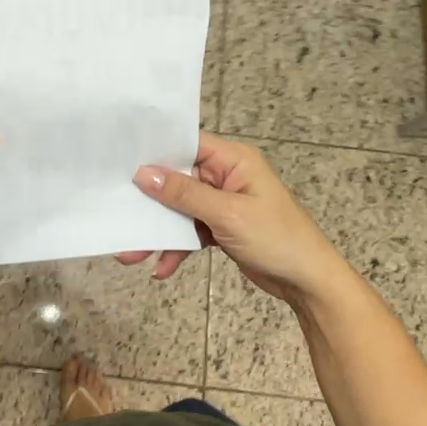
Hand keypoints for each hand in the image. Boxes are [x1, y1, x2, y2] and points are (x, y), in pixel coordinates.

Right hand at [119, 133, 351, 308]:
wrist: (308, 282)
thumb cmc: (276, 238)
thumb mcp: (227, 214)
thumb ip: (184, 194)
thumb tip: (143, 173)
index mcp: (232, 160)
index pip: (186, 144)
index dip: (154, 152)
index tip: (119, 162)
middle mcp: (225, 175)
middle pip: (177, 180)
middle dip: (149, 203)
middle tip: (118, 218)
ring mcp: (222, 203)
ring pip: (179, 210)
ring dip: (158, 231)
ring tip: (130, 256)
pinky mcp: (220, 227)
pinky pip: (189, 231)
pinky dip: (176, 247)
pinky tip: (162, 268)